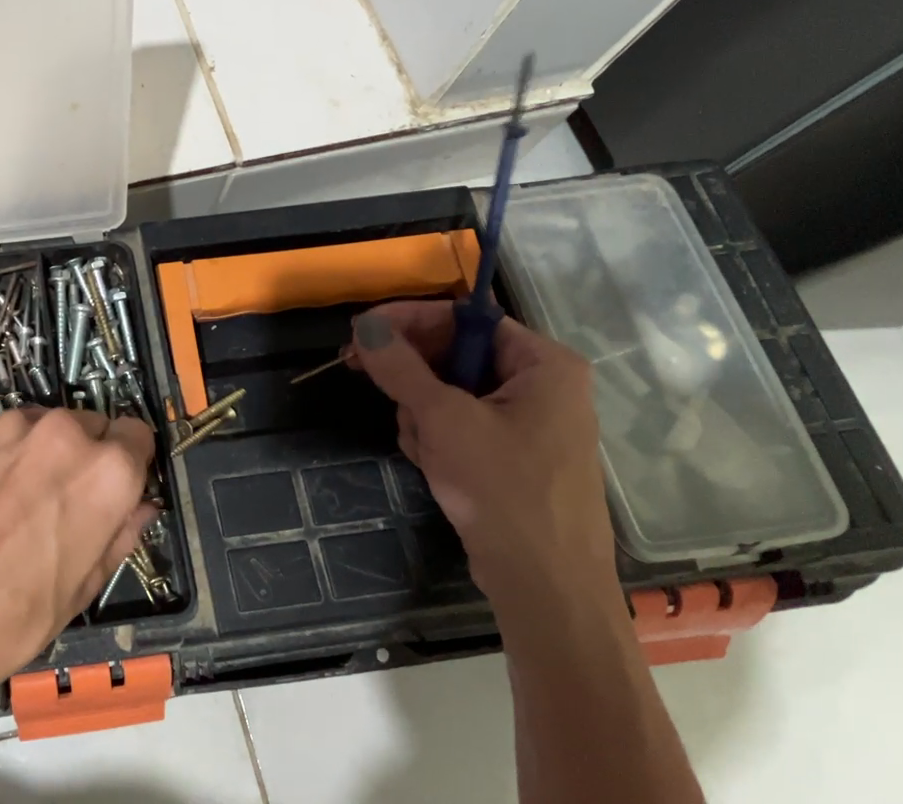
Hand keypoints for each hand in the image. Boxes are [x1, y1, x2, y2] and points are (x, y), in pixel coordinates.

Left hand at [0, 408, 158, 701]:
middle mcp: (60, 433)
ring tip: (9, 504)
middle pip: (86, 425)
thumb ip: (120, 533)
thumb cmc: (17, 618)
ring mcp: (3, 427)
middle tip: (58, 502)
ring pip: (36, 426)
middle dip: (80, 456)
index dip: (128, 463)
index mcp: (106, 471)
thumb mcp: (86, 586)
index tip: (113, 486)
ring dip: (33, 452)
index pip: (136, 434)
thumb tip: (138, 508)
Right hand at [343, 300, 613, 606]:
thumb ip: (401, 367)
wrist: (544, 584)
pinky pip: (460, 426)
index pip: (466, 318)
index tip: (358, 331)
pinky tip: (434, 465)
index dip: (409, 321)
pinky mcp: (512, 456)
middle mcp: (542, 385)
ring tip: (423, 447)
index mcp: (544, 363)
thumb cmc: (503, 489)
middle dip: (413, 378)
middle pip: (455, 356)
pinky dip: (437, 439)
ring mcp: (528, 423)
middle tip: (364, 378)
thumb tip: (364, 325)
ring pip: (449, 394)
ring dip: (422, 415)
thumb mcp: (443, 420)